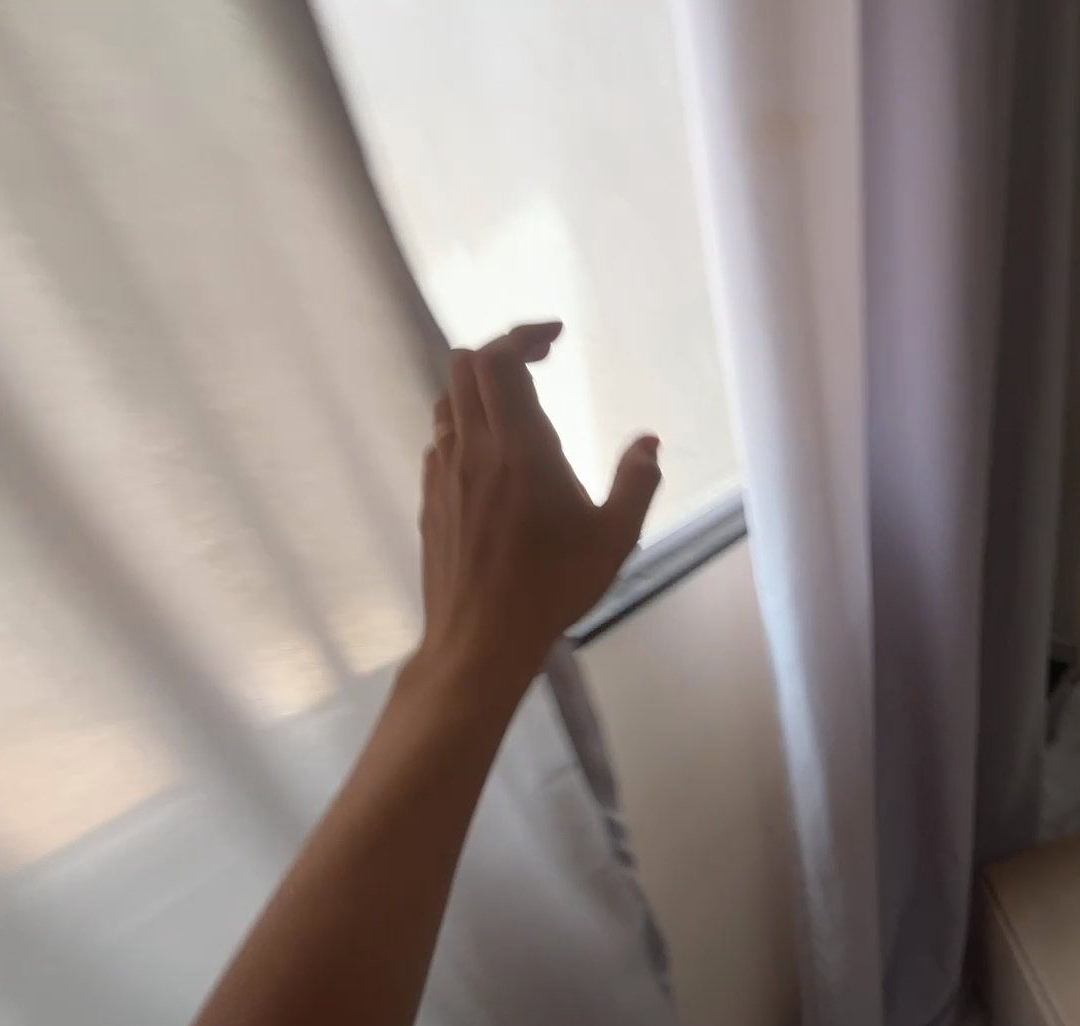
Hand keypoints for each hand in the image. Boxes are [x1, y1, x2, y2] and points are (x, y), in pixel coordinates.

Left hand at [416, 322, 660, 688]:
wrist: (481, 638)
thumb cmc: (554, 586)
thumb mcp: (615, 537)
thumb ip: (636, 482)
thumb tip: (649, 442)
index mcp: (520, 449)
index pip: (501, 361)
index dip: (524, 334)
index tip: (557, 335)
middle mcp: (474, 449)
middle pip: (465, 366)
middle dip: (505, 351)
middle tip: (545, 362)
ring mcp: (444, 473)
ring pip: (449, 399)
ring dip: (483, 387)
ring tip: (523, 406)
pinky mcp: (430, 498)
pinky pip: (442, 437)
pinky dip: (468, 423)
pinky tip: (497, 457)